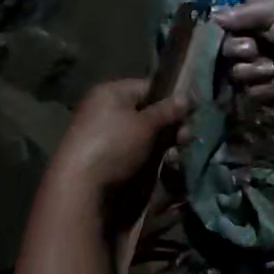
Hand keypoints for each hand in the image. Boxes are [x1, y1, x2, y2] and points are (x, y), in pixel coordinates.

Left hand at [45, 79, 189, 194]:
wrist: (82, 185)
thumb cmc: (114, 145)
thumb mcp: (146, 124)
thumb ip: (168, 111)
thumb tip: (187, 98)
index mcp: (112, 92)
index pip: (150, 87)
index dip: (172, 99)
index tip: (191, 114)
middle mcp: (108, 109)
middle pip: (150, 112)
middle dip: (171, 125)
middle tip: (186, 138)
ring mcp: (108, 134)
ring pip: (147, 134)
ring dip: (165, 143)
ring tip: (176, 156)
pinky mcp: (110, 156)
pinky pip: (138, 150)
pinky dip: (153, 155)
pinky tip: (165, 164)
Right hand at [213, 0, 273, 112]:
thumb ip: (245, 12)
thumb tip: (214, 15)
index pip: (242, 10)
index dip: (233, 17)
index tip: (229, 22)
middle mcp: (273, 37)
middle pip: (233, 41)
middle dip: (239, 46)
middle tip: (255, 48)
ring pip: (238, 69)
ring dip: (252, 68)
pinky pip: (252, 91)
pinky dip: (263, 87)